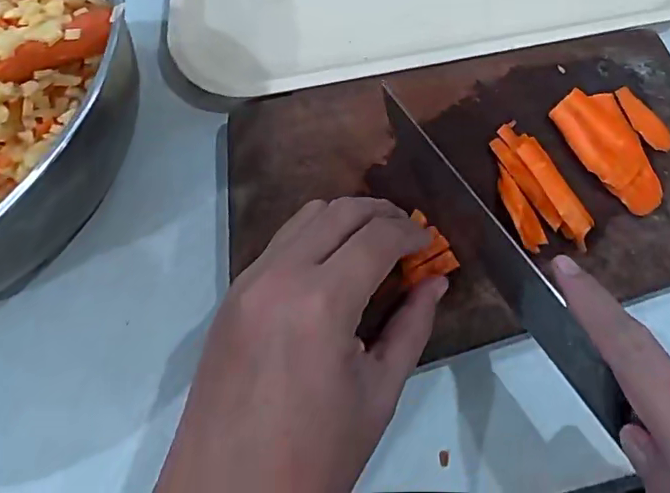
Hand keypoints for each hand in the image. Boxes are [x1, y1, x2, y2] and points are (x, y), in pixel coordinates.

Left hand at [156, 199, 446, 492]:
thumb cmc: (313, 457)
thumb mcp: (377, 396)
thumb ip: (412, 328)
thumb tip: (436, 281)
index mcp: (321, 303)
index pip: (376, 238)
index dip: (410, 231)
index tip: (429, 241)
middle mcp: (281, 274)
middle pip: (340, 211)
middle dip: (381, 213)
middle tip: (408, 233)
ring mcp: (250, 279)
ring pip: (306, 216)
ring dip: (345, 218)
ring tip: (372, 243)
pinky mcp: (233, 291)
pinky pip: (280, 241)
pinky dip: (314, 236)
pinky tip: (331, 264)